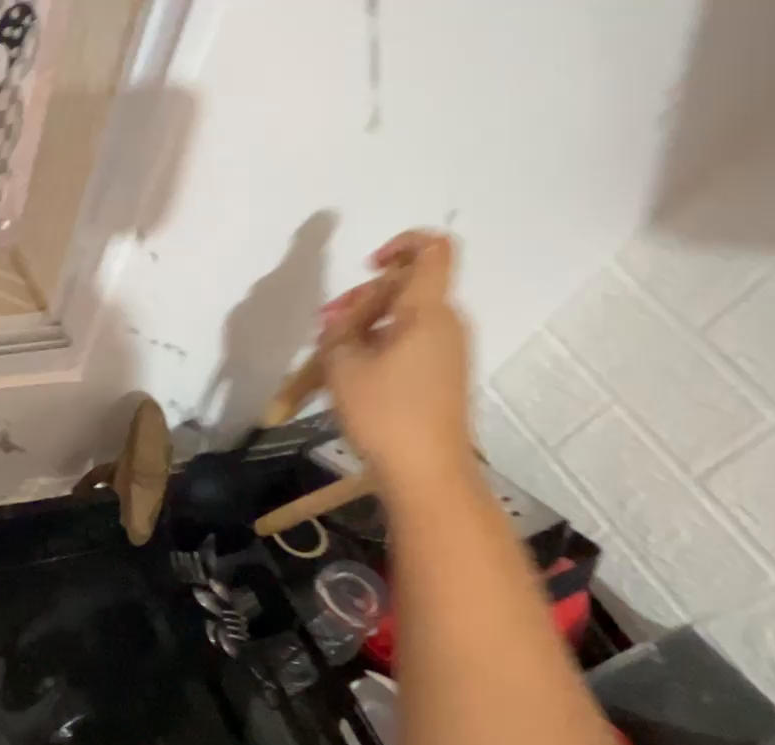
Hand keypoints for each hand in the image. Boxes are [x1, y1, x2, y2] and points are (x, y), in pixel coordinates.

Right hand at [322, 231, 475, 490]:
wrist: (427, 470)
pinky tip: (351, 377)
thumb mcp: (343, 369)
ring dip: (365, 329)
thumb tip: (343, 320)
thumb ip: (338, 333)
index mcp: (427, 311)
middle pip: (407, 288)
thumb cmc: (385, 414)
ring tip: (329, 359)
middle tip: (326, 330)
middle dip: (362, 300)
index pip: (432, 250)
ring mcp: (448, 351)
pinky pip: (409, 345)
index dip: (401, 244)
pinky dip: (379, 349)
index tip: (367, 268)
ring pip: (404, 319)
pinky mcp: (442, 376)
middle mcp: (446, 323)